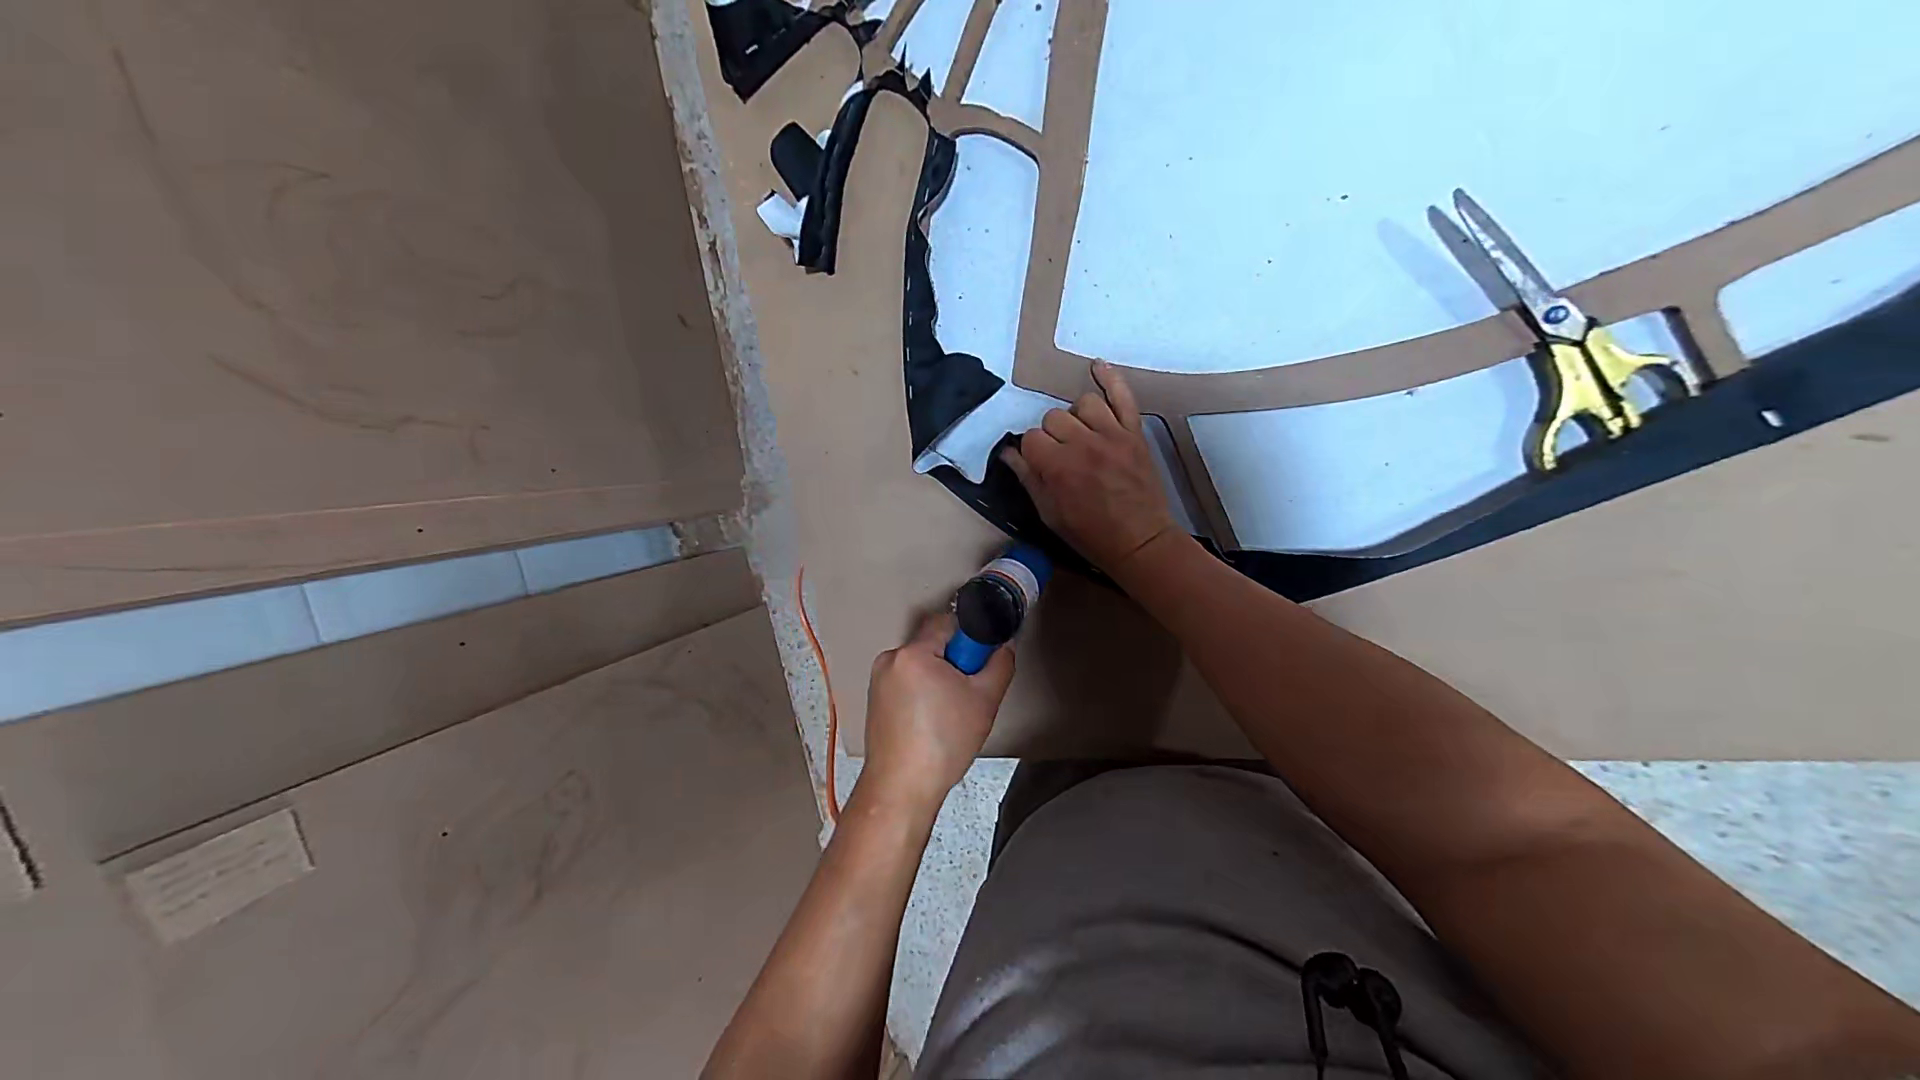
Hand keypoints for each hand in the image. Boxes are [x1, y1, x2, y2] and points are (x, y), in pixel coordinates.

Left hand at [861, 613, 1014, 811]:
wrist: (902, 787)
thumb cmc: (939, 747)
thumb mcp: (985, 700)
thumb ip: (1000, 664)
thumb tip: (1003, 648)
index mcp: (913, 654)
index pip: (948, 621)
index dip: (970, 637)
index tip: (979, 660)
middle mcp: (890, 660)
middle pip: (933, 643)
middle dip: (955, 661)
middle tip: (966, 692)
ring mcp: (879, 681)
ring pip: (921, 664)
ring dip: (938, 678)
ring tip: (949, 712)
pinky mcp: (876, 700)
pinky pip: (906, 682)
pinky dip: (922, 693)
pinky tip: (932, 721)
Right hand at [1001, 360, 1179, 573]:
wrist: (1140, 542)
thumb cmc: (1091, 534)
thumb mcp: (1050, 514)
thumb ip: (1028, 479)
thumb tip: (1009, 453)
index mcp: (1059, 467)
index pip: (1030, 438)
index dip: (1032, 453)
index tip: (1039, 466)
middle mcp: (1084, 444)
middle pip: (1053, 418)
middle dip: (1051, 436)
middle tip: (1060, 457)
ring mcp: (1112, 435)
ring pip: (1082, 404)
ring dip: (1076, 417)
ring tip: (1080, 436)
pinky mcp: (1134, 433)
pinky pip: (1123, 396)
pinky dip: (1111, 379)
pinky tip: (1097, 367)